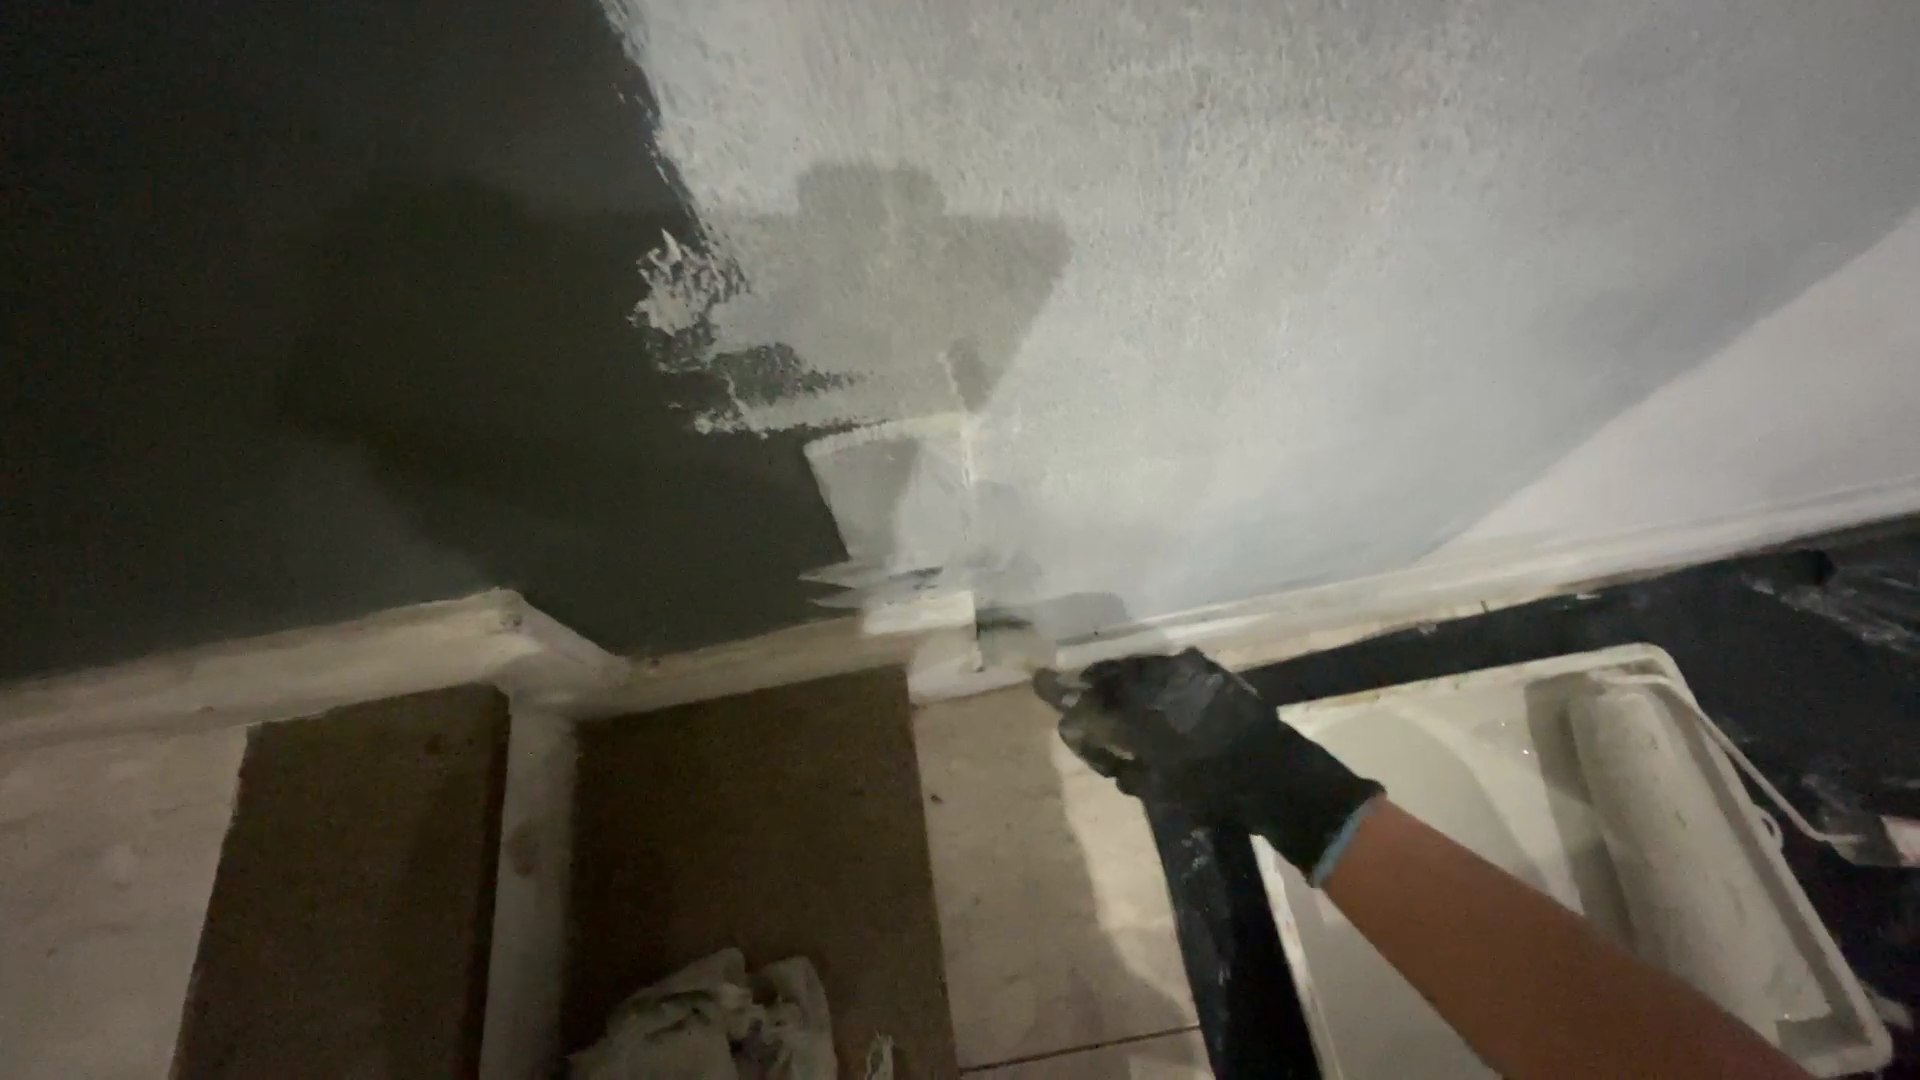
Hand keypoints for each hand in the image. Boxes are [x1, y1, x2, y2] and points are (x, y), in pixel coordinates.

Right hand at [1041, 648, 1383, 878]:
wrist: (1278, 776)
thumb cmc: (1213, 791)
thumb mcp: (1155, 786)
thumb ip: (1116, 762)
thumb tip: (1088, 742)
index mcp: (1137, 713)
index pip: (1086, 697)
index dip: (1058, 690)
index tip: (1038, 680)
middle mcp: (1155, 683)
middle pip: (1109, 674)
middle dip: (1089, 682)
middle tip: (1075, 688)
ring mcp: (1184, 671)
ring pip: (1137, 667)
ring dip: (1118, 677)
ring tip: (1109, 686)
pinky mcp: (1207, 669)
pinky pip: (1165, 665)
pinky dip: (1149, 675)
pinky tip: (1149, 687)